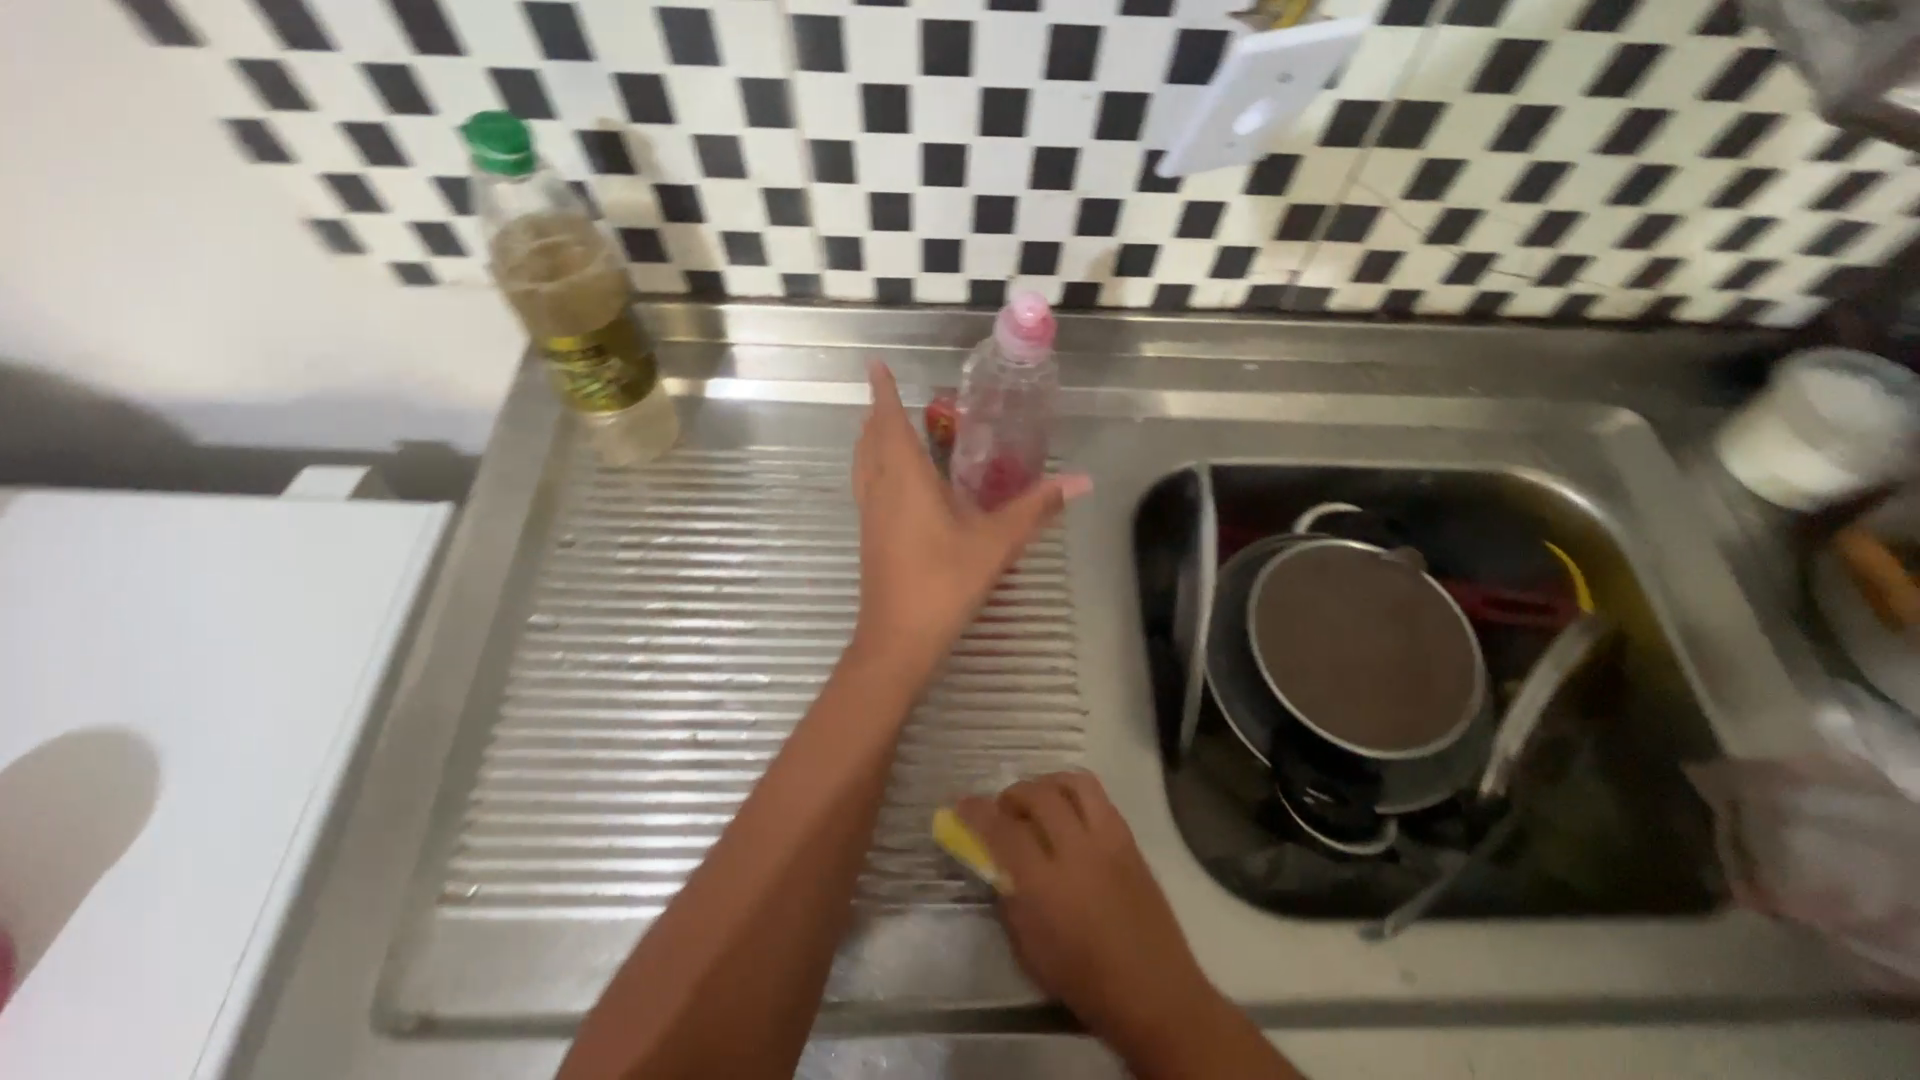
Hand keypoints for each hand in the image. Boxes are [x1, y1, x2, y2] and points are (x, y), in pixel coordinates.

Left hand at [851, 360, 1087, 675]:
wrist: (898, 638)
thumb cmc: (944, 583)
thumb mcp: (996, 544)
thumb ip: (1035, 509)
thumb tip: (1080, 481)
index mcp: (906, 479)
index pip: (889, 422)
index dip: (883, 391)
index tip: (875, 365)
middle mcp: (881, 490)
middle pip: (870, 440)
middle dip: (878, 414)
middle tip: (891, 394)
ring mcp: (870, 515)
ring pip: (864, 465)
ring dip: (871, 441)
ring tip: (886, 428)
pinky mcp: (870, 538)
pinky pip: (867, 487)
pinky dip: (875, 468)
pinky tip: (895, 484)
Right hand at [956, 772, 1212, 1039]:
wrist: (1155, 993)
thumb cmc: (1085, 982)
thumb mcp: (1030, 951)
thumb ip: (1011, 901)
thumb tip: (999, 867)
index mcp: (1046, 885)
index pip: (1003, 830)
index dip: (977, 812)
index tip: (962, 804)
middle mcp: (1079, 852)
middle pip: (1040, 795)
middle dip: (1012, 794)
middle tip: (1002, 809)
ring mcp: (1111, 843)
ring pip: (1077, 784)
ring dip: (1049, 783)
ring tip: (1038, 801)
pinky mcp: (1133, 844)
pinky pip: (1101, 801)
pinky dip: (1076, 797)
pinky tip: (1069, 817)